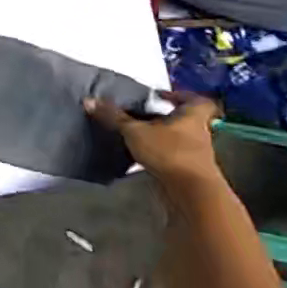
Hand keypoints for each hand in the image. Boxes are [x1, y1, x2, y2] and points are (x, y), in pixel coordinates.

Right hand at [85, 91, 223, 191]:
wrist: (192, 192)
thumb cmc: (168, 152)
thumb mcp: (134, 131)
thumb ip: (113, 116)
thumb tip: (89, 100)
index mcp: (192, 117)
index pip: (196, 100)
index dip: (180, 95)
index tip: (159, 96)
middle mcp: (198, 133)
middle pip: (183, 120)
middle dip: (163, 116)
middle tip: (139, 113)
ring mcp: (195, 153)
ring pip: (177, 138)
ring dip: (159, 135)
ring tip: (134, 134)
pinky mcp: (188, 170)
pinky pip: (172, 154)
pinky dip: (158, 152)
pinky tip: (139, 154)